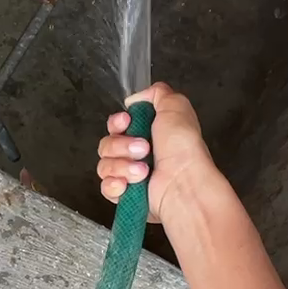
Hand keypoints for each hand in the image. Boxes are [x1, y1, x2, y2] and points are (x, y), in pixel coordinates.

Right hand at [97, 83, 230, 226]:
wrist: (182, 184)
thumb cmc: (183, 149)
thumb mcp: (175, 107)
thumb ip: (157, 93)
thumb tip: (136, 98)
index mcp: (148, 133)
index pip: (116, 125)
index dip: (117, 123)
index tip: (126, 123)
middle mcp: (138, 154)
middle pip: (107, 144)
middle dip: (121, 145)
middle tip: (143, 149)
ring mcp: (130, 175)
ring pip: (104, 166)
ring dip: (122, 166)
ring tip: (143, 171)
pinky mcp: (125, 195)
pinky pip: (105, 187)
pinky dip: (115, 185)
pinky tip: (128, 186)